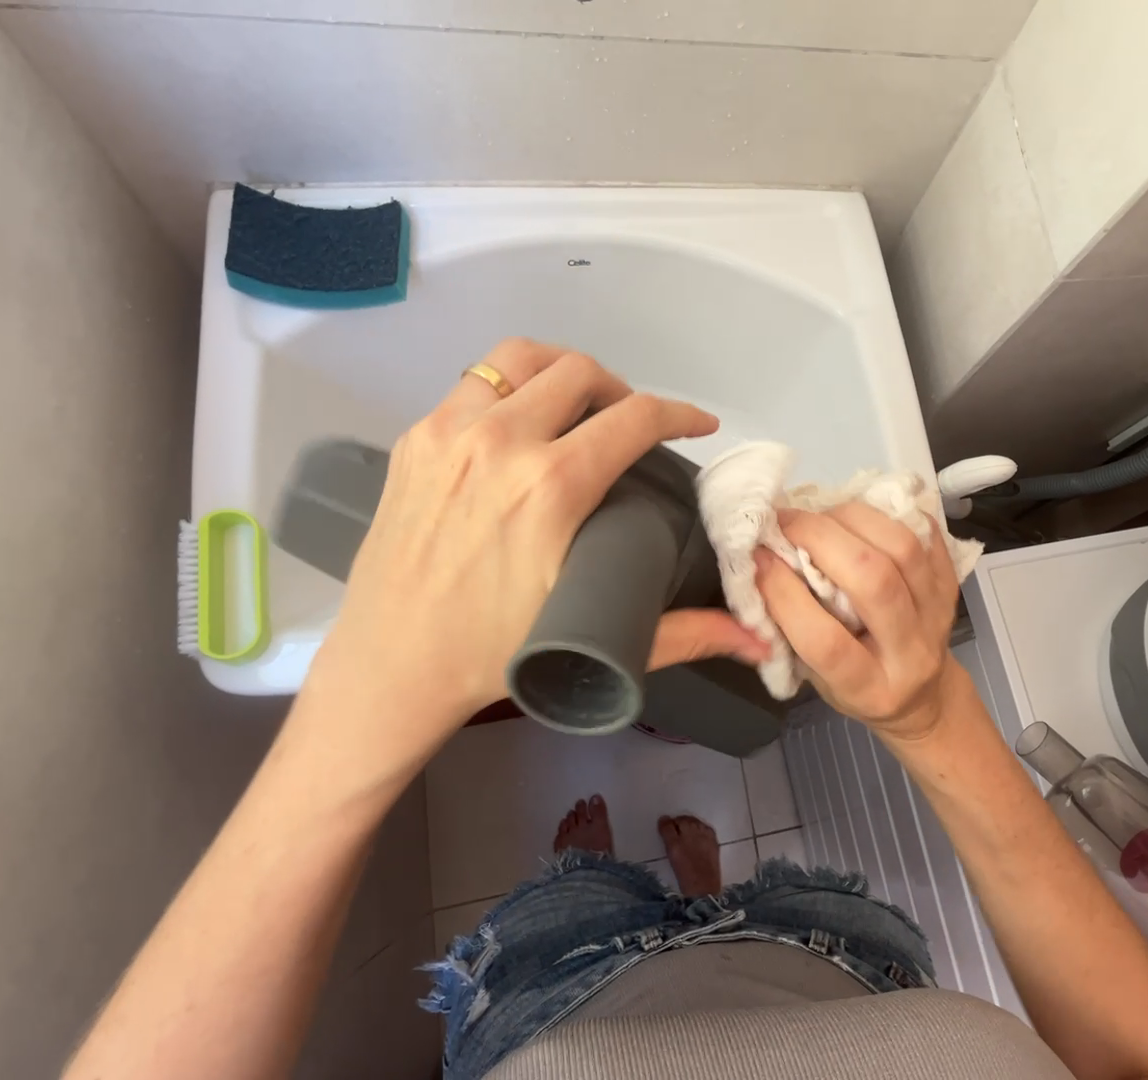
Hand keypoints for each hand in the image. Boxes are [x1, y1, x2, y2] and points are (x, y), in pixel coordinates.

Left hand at [294, 339, 763, 781]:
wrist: (391, 668)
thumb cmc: (495, 657)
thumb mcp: (595, 636)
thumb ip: (684, 633)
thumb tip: (756, 641)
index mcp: (551, 485)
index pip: (635, 417)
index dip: (679, 413)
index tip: (697, 424)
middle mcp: (500, 442)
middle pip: (581, 371)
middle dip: (623, 390)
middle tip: (632, 425)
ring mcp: (449, 433)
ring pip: (520, 358)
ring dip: (561, 371)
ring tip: (576, 405)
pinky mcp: (414, 440)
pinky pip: (473, 383)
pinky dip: (510, 389)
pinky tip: (519, 426)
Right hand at [754, 504, 966, 744]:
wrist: (922, 695)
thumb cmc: (855, 687)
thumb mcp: (813, 678)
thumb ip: (788, 630)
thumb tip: (758, 564)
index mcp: (868, 688)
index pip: (825, 640)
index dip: (785, 594)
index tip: (759, 559)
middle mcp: (911, 653)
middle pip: (873, 580)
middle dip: (820, 538)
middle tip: (786, 523)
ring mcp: (938, 614)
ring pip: (901, 548)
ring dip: (851, 518)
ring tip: (820, 517)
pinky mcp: (951, 585)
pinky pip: (925, 533)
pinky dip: (887, 515)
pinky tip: (857, 518)